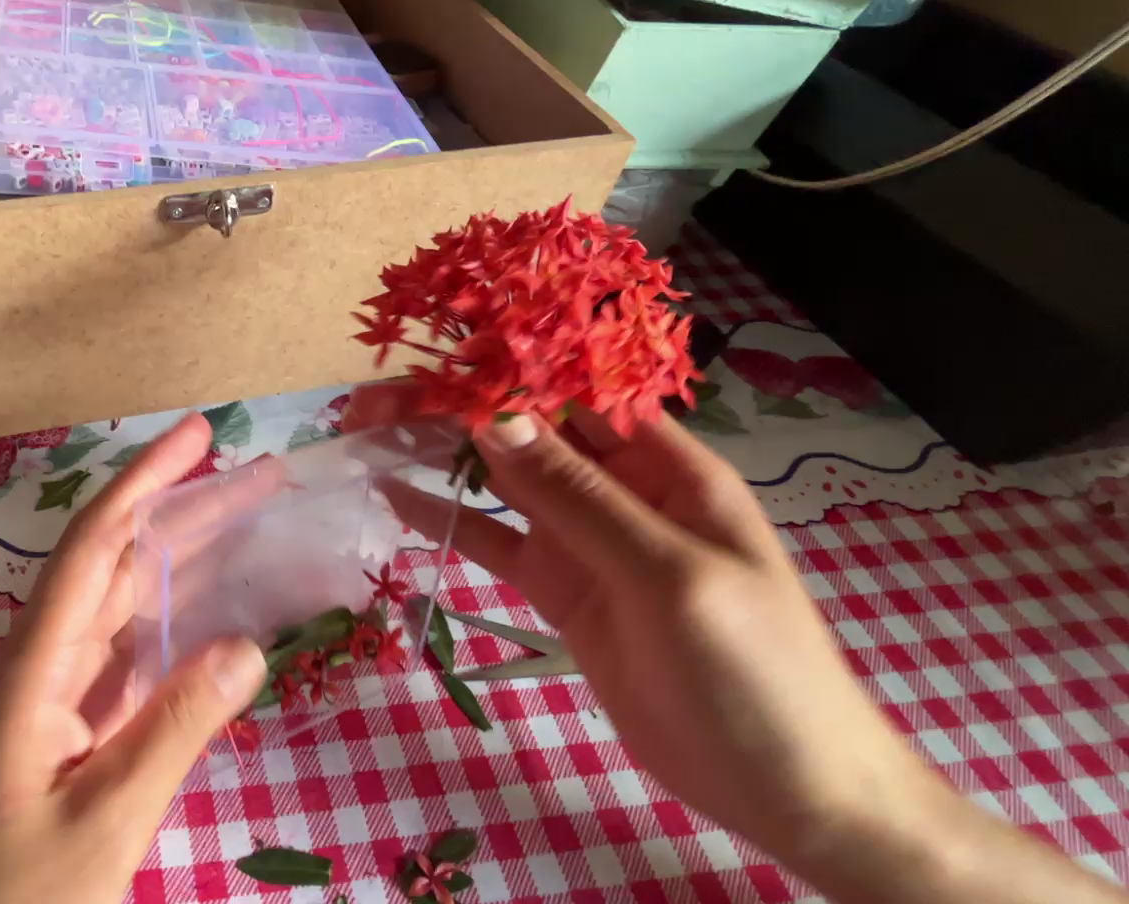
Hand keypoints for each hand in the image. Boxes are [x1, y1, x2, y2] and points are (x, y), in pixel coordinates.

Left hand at [0, 413, 266, 903]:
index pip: (94, 546)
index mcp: (35, 666)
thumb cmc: (10, 898)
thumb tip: (246, 645)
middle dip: (184, 511)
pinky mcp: (70, 732)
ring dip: (183, 562)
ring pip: (126, 607)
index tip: (198, 435)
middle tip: (255, 475)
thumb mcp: (102, 823)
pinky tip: (213, 615)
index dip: (145, 481)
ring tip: (246, 523)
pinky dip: (173, 629)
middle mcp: (44, 663)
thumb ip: (172, 731)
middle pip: (119, 564)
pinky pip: (129, 660)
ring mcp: (56, 698)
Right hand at [348, 383, 1125, 903]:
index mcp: (663, 466)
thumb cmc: (755, 672)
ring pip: (498, 481)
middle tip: (370, 404)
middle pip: (522, 434)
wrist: (784, 791)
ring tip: (368, 435)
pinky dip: (446, 517)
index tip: (426, 362)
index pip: (571, 397)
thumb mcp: (668, 575)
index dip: (502, 373)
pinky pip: (493, 541)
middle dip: (449, 412)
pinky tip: (395, 496)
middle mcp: (617, 489)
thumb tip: (494, 419)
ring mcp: (581, 540)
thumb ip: (578, 498)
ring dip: (437, 456)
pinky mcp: (556, 586)